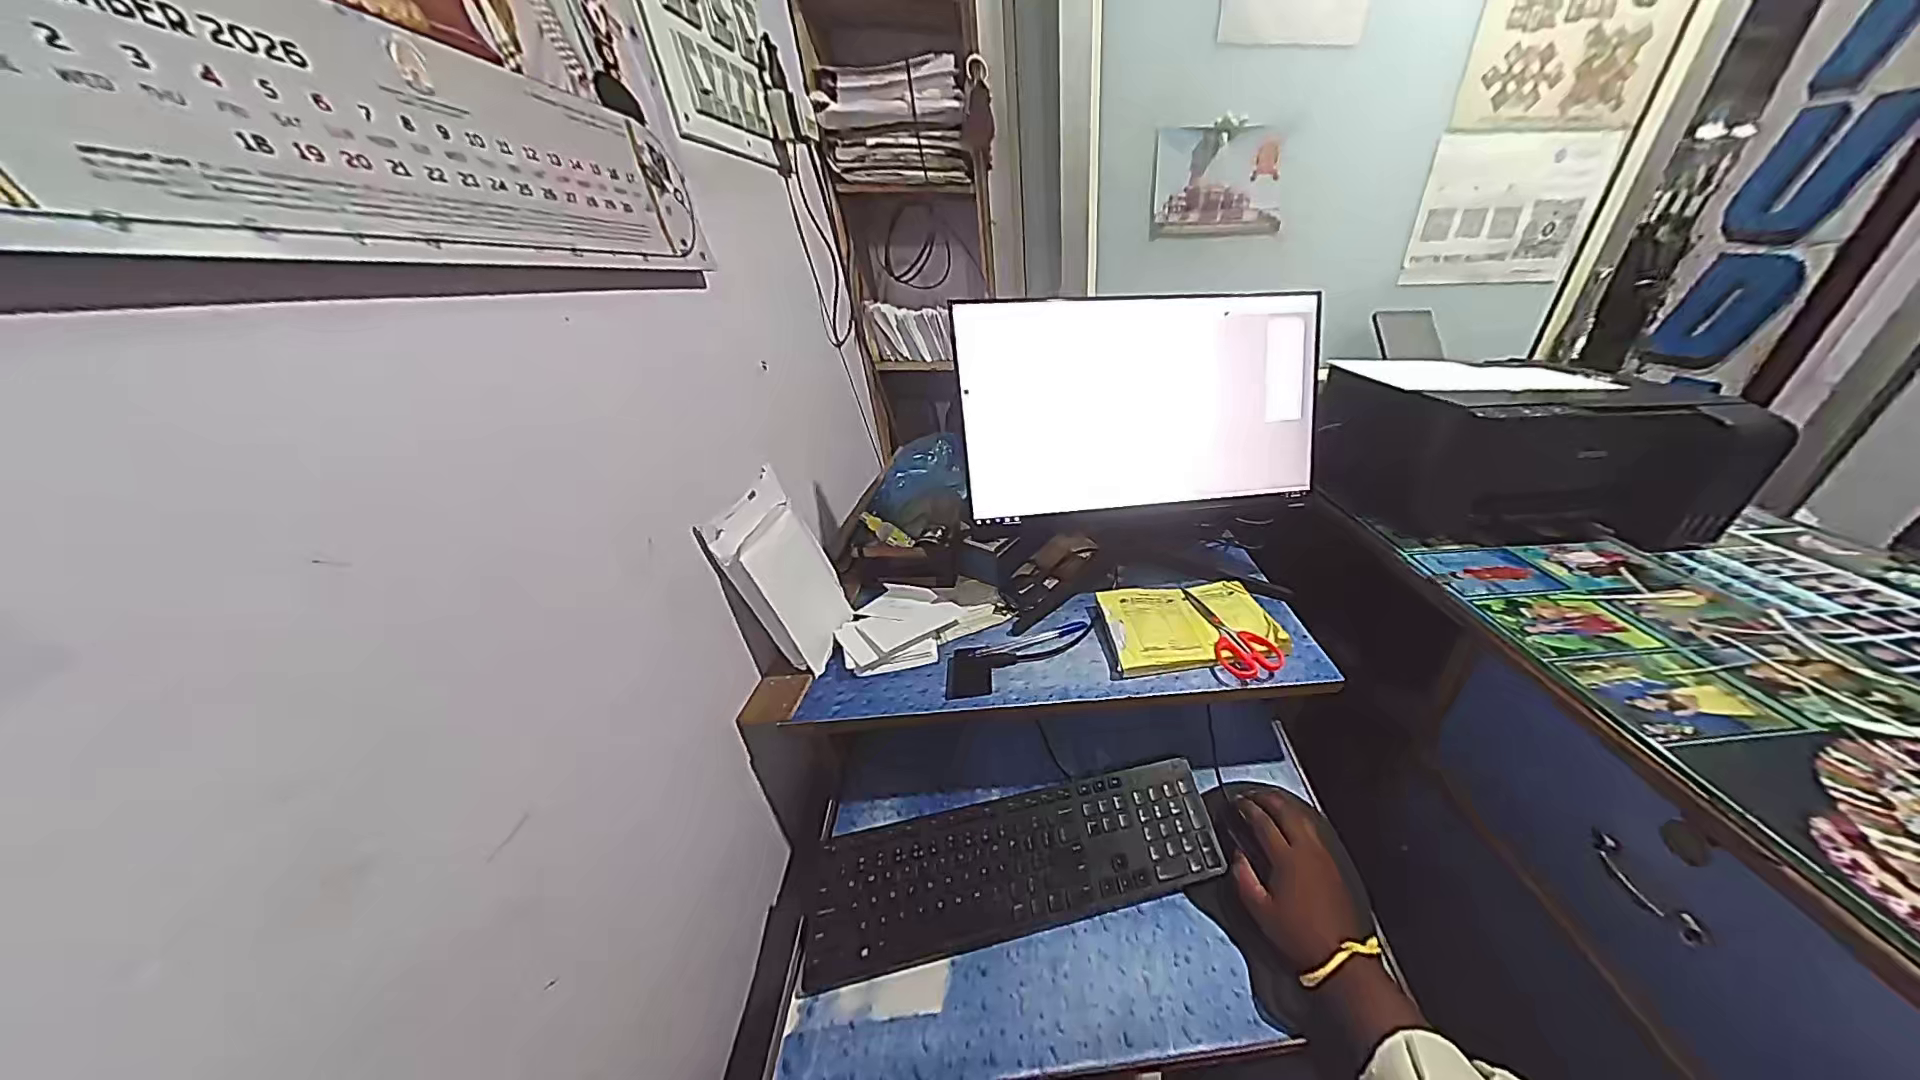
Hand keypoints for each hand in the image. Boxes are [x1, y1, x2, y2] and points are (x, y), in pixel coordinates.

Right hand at [1230, 790, 1424, 1050]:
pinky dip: (1299, 817)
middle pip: (1286, 812)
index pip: (1263, 822)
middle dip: (1266, 799)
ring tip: (1270, 801)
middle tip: (1251, 795)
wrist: (1340, 957)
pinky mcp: (1335, 863)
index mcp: (1286, 859)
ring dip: (1284, 804)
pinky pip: (1314, 829)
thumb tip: (1237, 855)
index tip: (1237, 804)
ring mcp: (1324, 855)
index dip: (1247, 809)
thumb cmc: (1297, 935)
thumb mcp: (1260, 909)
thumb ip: (1243, 877)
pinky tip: (1293, 821)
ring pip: (1303, 817)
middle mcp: (1307, 850)